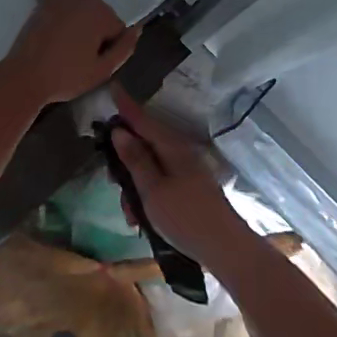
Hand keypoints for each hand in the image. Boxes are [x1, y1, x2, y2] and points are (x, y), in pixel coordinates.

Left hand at [2, 0, 141, 103]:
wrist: (25, 75)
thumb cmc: (66, 77)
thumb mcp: (103, 70)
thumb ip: (125, 48)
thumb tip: (138, 29)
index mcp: (101, 14)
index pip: (119, 28)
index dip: (109, 47)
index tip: (94, 60)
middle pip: (103, 13)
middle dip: (98, 29)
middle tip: (80, 53)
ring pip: (87, 2)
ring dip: (85, 15)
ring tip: (70, 39)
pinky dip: (71, 0)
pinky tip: (64, 18)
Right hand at [109, 86, 254, 263]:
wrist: (225, 249)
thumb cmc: (185, 217)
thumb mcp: (152, 189)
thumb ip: (135, 159)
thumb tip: (120, 131)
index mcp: (172, 147)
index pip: (143, 120)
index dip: (126, 106)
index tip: (112, 87)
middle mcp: (180, 153)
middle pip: (144, 144)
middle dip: (124, 160)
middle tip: (111, 180)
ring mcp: (186, 171)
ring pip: (149, 167)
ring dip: (134, 186)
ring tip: (130, 213)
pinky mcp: (188, 188)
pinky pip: (159, 182)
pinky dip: (147, 196)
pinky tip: (141, 219)